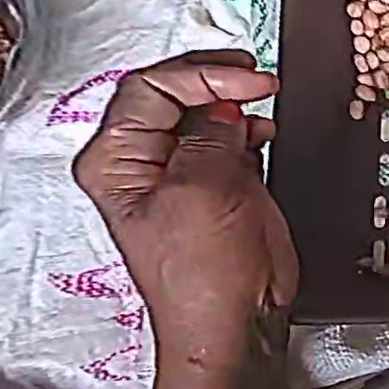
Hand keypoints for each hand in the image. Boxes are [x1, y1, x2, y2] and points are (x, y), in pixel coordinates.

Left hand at [73, 50, 296, 365]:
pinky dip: (253, 129)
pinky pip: (234, 143)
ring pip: (206, 117)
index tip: (253, 79)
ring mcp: (190, 174)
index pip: (151, 92)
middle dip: (214, 79)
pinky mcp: (228, 188)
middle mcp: (148, 161)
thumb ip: (212, 143)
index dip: (202, 76)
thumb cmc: (206, 269)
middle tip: (257, 72)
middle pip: (173, 98)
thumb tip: (225, 109)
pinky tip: (269, 129)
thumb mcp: (203, 195)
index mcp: (118, 160)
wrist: (236, 315)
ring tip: (267, 98)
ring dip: (235, 102)